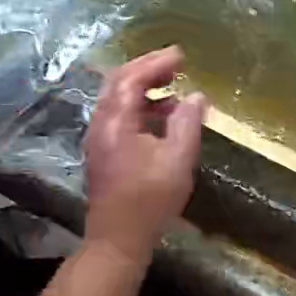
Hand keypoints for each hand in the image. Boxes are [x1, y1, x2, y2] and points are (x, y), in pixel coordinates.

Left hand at [83, 47, 207, 263]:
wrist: (118, 240)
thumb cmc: (149, 201)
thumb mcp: (178, 160)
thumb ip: (187, 123)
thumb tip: (196, 96)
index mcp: (116, 122)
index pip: (131, 78)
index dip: (155, 63)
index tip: (181, 55)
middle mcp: (101, 124)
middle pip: (119, 83)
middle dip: (147, 69)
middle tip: (176, 65)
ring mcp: (99, 138)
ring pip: (118, 99)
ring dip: (144, 88)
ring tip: (174, 89)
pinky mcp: (103, 151)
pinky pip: (119, 115)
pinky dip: (140, 106)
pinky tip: (163, 117)